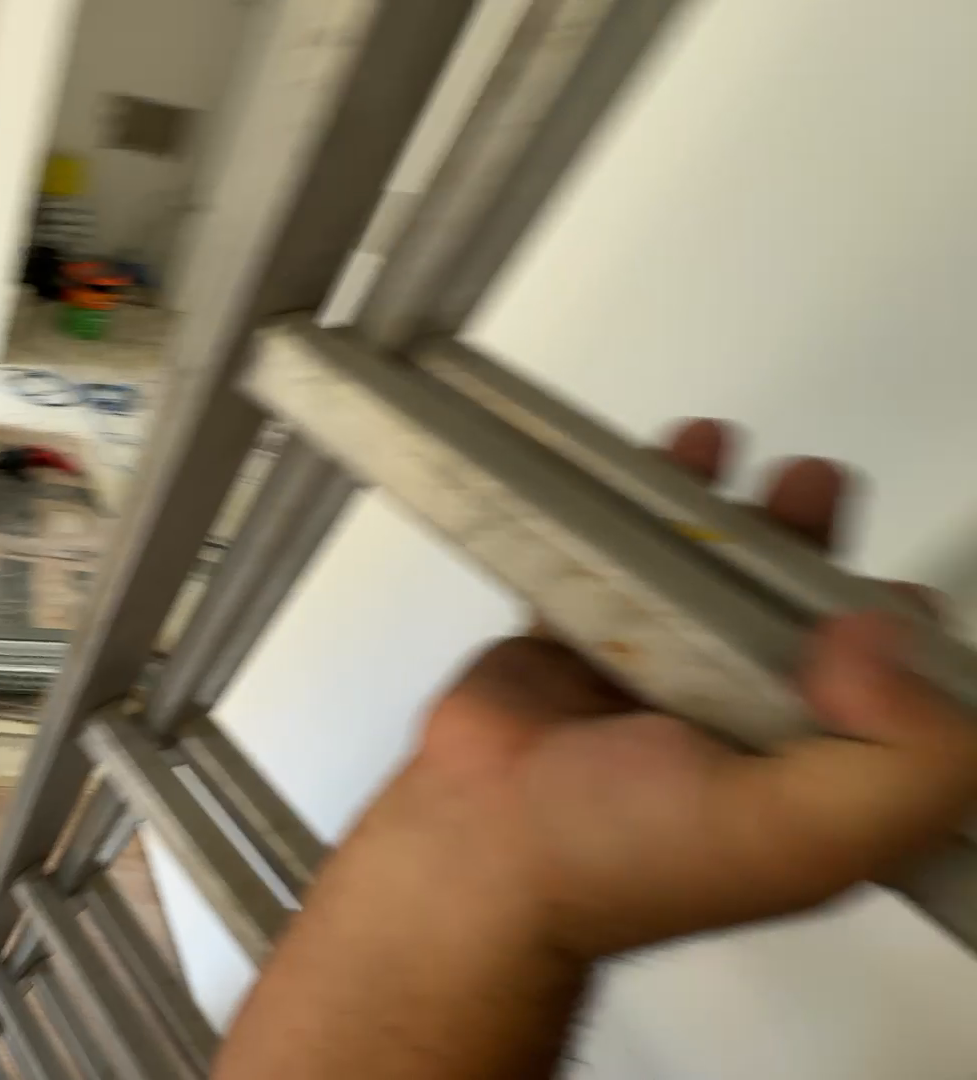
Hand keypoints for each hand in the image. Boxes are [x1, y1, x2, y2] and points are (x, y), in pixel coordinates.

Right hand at [371, 418, 976, 960]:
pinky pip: (586, 568)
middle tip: (804, 481)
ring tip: (706, 445)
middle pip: (772, 606)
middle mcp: (725, 708)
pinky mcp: (558, 640)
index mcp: (802, 762)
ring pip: (677, 575)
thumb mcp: (805, 834)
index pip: (874, 686)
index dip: (895, 632)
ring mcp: (635, 669)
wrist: (485, 836)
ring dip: (695, 513)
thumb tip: (880, 625)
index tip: (884, 590)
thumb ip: (900, 753)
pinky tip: (605, 480)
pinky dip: (594, 524)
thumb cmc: (634, 845)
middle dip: (794, 541)